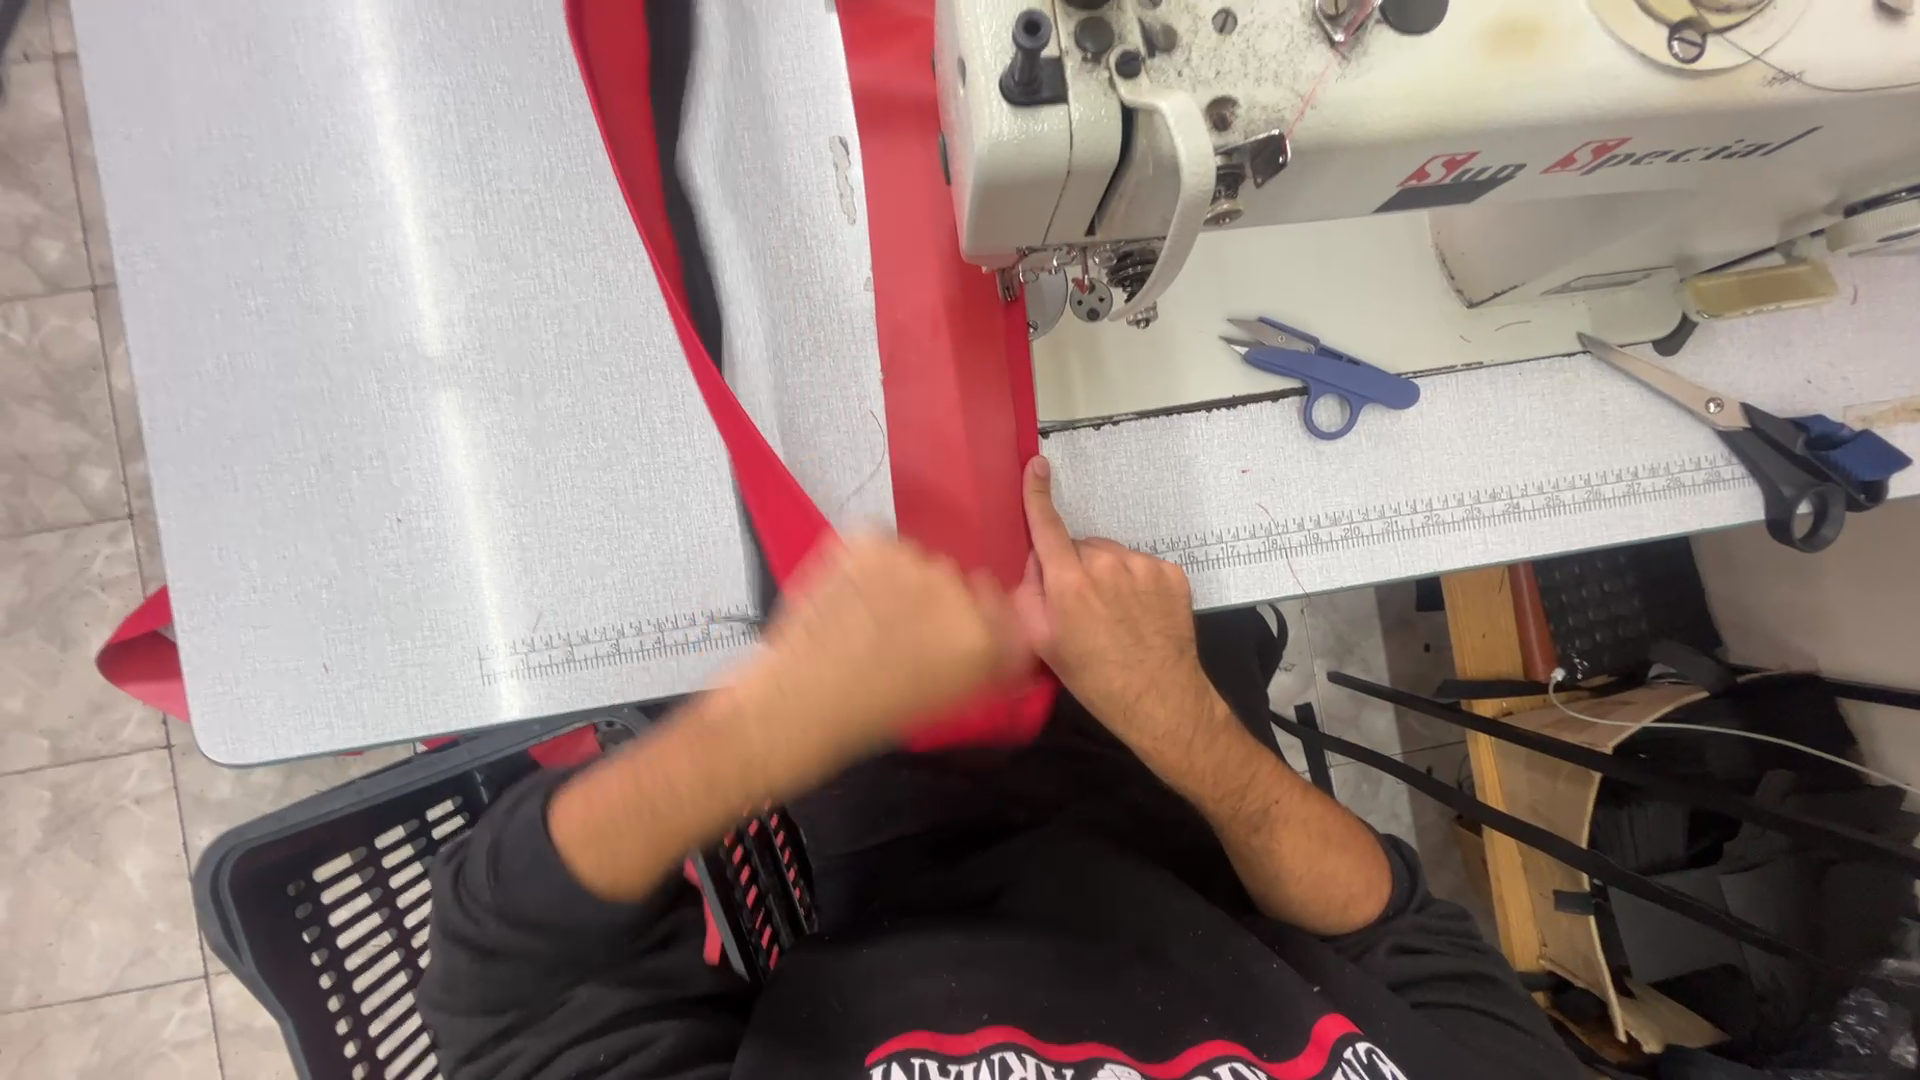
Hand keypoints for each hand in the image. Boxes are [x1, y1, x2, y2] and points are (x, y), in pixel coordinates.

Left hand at [735, 532, 1033, 771]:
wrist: (802, 699)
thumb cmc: (876, 711)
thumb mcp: (952, 696)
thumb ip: (990, 661)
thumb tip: (1010, 639)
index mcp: (983, 632)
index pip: (998, 602)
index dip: (971, 614)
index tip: (945, 630)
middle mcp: (955, 588)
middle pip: (955, 578)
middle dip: (934, 598)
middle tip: (901, 629)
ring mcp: (910, 559)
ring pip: (916, 559)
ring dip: (899, 579)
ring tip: (868, 616)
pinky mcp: (870, 542)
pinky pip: (879, 544)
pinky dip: (867, 563)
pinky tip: (849, 596)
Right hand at [1014, 456, 1214, 745]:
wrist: (1159, 699)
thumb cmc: (1093, 677)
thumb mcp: (1043, 644)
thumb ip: (1029, 596)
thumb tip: (1036, 565)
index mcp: (1070, 581)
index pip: (1048, 527)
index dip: (1038, 495)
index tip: (1037, 464)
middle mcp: (1107, 564)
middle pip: (1079, 549)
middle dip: (1075, 569)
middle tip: (1083, 611)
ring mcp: (1144, 566)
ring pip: (1111, 557)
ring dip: (1107, 575)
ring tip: (1115, 616)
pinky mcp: (1172, 573)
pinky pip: (1141, 566)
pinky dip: (1136, 582)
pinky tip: (1140, 613)